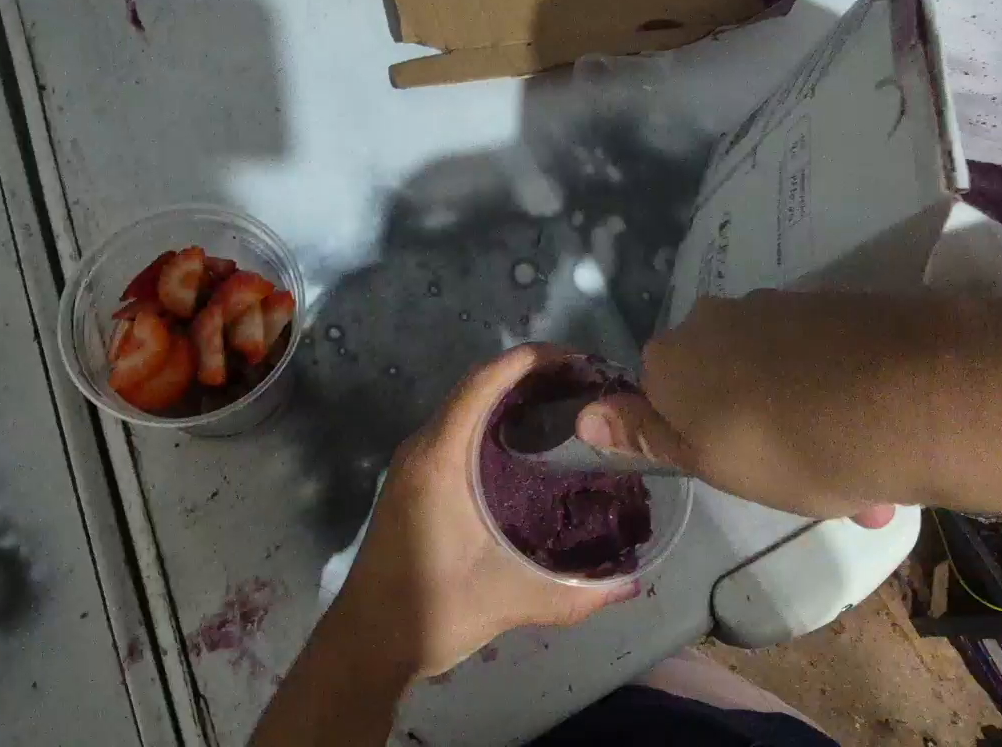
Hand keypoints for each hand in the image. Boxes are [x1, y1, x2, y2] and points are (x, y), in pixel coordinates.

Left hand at [331, 344, 639, 679]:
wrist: (367, 641)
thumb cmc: (431, 609)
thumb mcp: (509, 599)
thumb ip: (575, 593)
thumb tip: (633, 581)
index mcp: (440, 457)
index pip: (484, 382)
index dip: (530, 360)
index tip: (577, 360)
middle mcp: (424, 446)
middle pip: (478, 385)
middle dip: (530, 374)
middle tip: (584, 384)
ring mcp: (416, 461)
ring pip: (467, 406)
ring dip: (511, 395)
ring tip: (565, 405)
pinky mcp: (417, 477)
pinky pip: (459, 427)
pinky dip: (494, 419)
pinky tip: (530, 444)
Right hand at [576, 290, 915, 526]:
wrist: (907, 396)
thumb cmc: (788, 448)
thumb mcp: (708, 460)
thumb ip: (645, 435)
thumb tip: (580, 414)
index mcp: (673, 357)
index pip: (663, 396)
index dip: (696, 439)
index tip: (737, 475)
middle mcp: (715, 319)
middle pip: (721, 381)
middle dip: (756, 432)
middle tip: (805, 488)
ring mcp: (776, 306)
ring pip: (777, 374)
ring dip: (805, 420)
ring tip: (861, 479)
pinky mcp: (831, 303)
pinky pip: (820, 358)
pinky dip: (837, 395)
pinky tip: (878, 437)